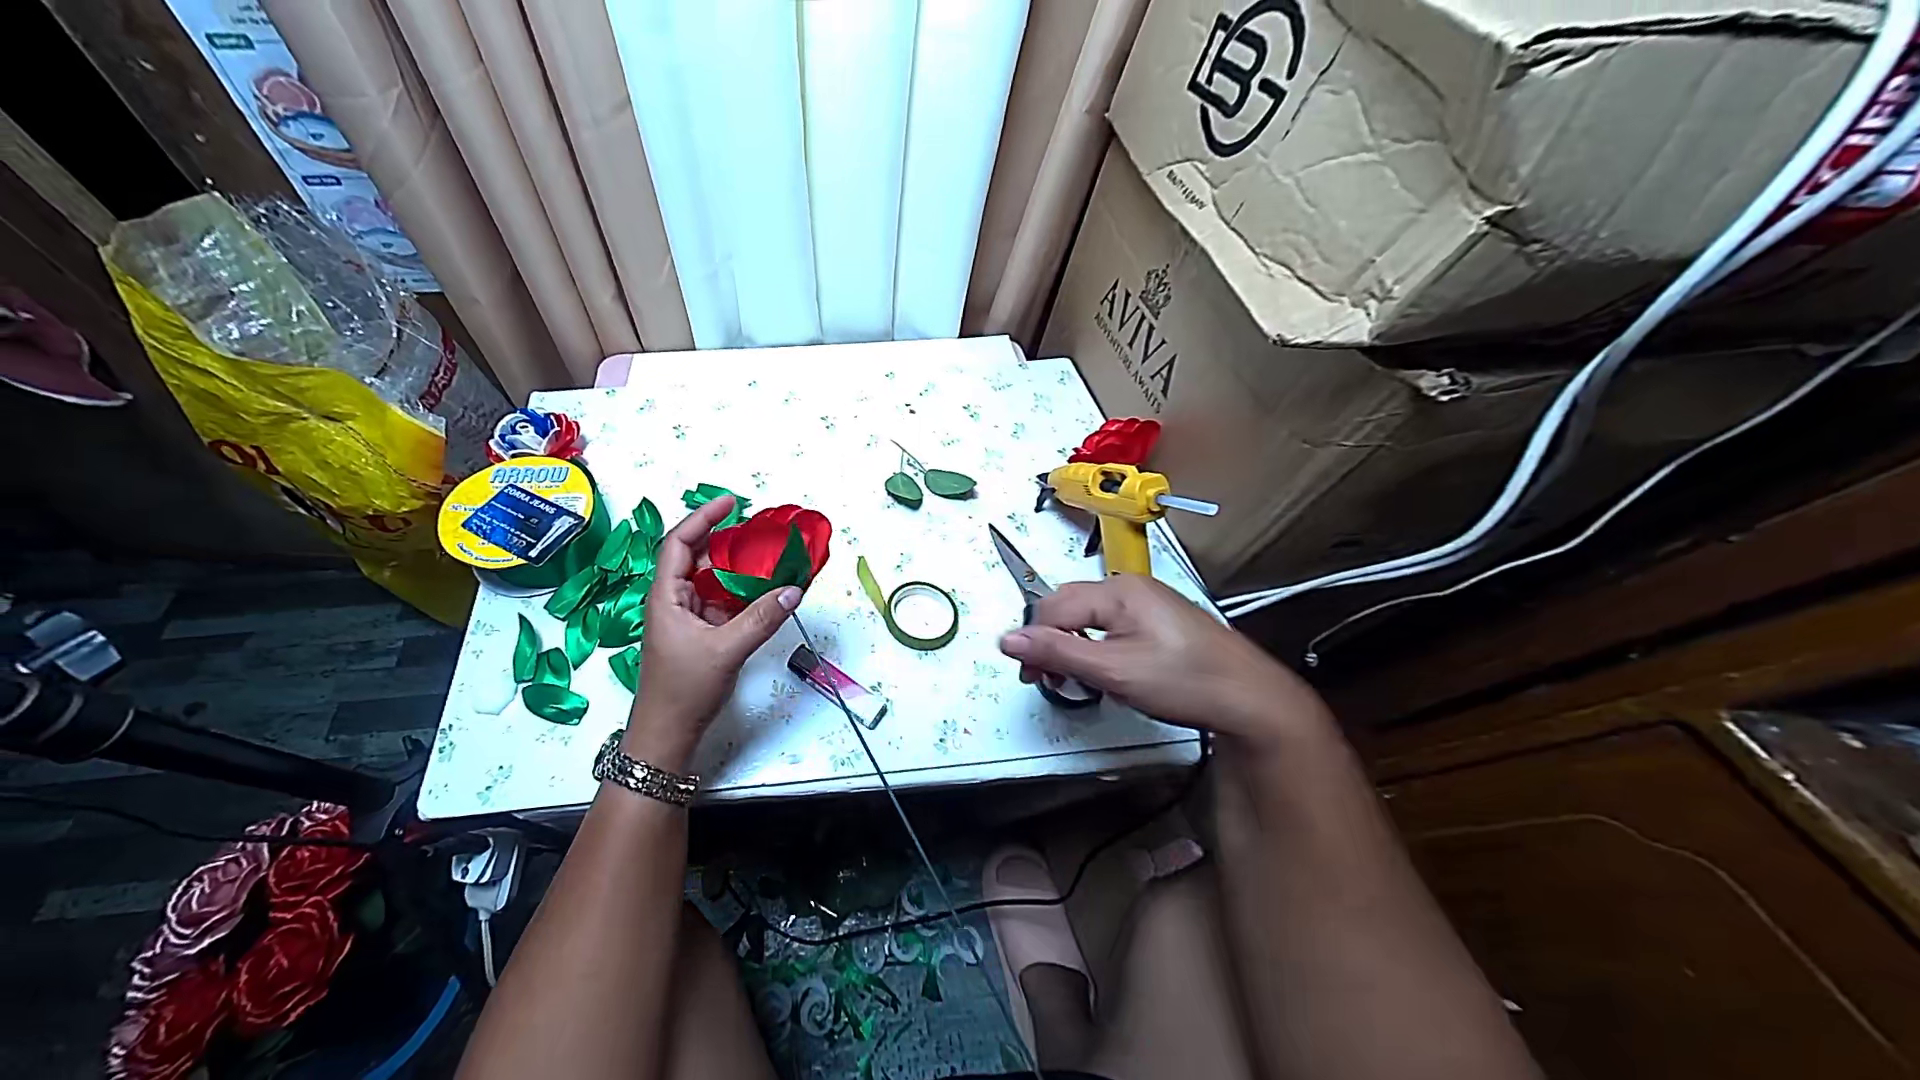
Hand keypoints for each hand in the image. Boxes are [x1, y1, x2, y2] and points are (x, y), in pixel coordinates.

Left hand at [625, 496, 800, 770]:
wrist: (668, 733)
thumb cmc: (683, 690)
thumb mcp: (726, 650)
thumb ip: (761, 619)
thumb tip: (793, 590)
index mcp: (666, 597)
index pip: (680, 544)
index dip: (703, 518)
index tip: (731, 503)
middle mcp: (675, 601)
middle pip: (700, 559)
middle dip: (729, 542)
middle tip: (761, 533)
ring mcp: (689, 618)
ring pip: (715, 583)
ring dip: (740, 571)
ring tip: (771, 560)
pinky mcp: (702, 634)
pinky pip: (724, 604)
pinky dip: (745, 596)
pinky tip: (767, 594)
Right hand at [998, 575, 1332, 745]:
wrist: (1250, 698)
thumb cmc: (1186, 680)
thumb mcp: (1112, 670)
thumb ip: (1057, 652)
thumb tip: (1009, 639)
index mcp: (1117, 590)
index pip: (1053, 607)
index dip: (1035, 642)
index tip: (1030, 675)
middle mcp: (1130, 588)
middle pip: (1069, 607)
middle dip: (1052, 642)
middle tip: (1049, 678)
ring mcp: (1147, 604)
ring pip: (1089, 617)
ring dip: (1072, 646)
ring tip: (1075, 678)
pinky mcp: (1158, 622)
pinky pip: (1111, 626)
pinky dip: (1096, 647)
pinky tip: (1103, 671)